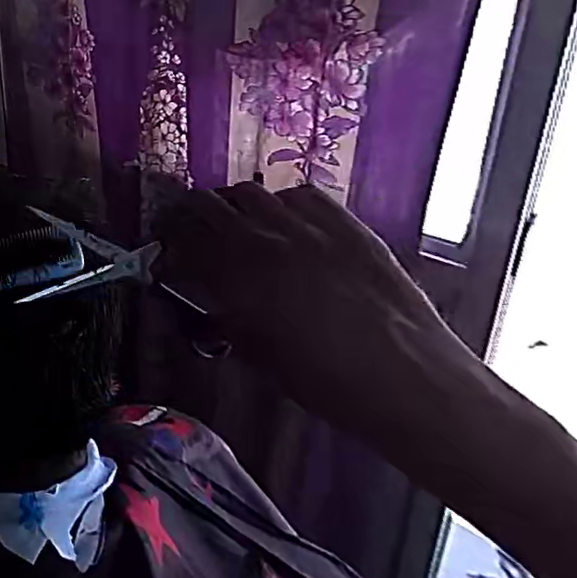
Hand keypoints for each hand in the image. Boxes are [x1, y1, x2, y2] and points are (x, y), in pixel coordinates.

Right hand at [160, 182, 488, 455]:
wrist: (412, 385)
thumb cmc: (326, 381)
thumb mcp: (255, 351)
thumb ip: (222, 313)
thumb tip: (205, 297)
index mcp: (234, 274)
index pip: (181, 237)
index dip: (165, 240)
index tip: (164, 249)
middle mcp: (264, 240)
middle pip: (206, 203)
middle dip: (188, 215)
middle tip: (189, 229)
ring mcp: (308, 228)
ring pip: (249, 192)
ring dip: (232, 205)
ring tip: (236, 223)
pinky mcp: (348, 227)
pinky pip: (302, 195)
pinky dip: (283, 203)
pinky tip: (287, 222)